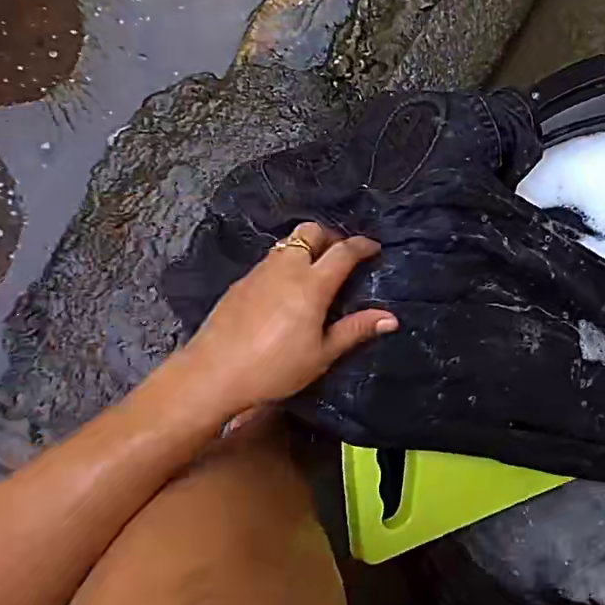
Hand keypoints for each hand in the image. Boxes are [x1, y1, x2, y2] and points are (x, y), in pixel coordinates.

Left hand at [165, 221, 397, 417]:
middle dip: (331, 237)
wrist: (213, 373)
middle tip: (342, 258)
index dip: (362, 246)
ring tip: (317, 273)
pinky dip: (286, 262)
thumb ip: (355, 330)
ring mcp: (260, 272)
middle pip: (311, 231)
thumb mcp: (322, 354)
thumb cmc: (275, 368)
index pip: (343, 251)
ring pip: (288, 243)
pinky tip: (287, 290)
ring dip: (307, 248)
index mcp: (311, 284)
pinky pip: (270, 260)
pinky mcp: (241, 282)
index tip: (374, 249)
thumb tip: (391, 318)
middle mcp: (286, 268)